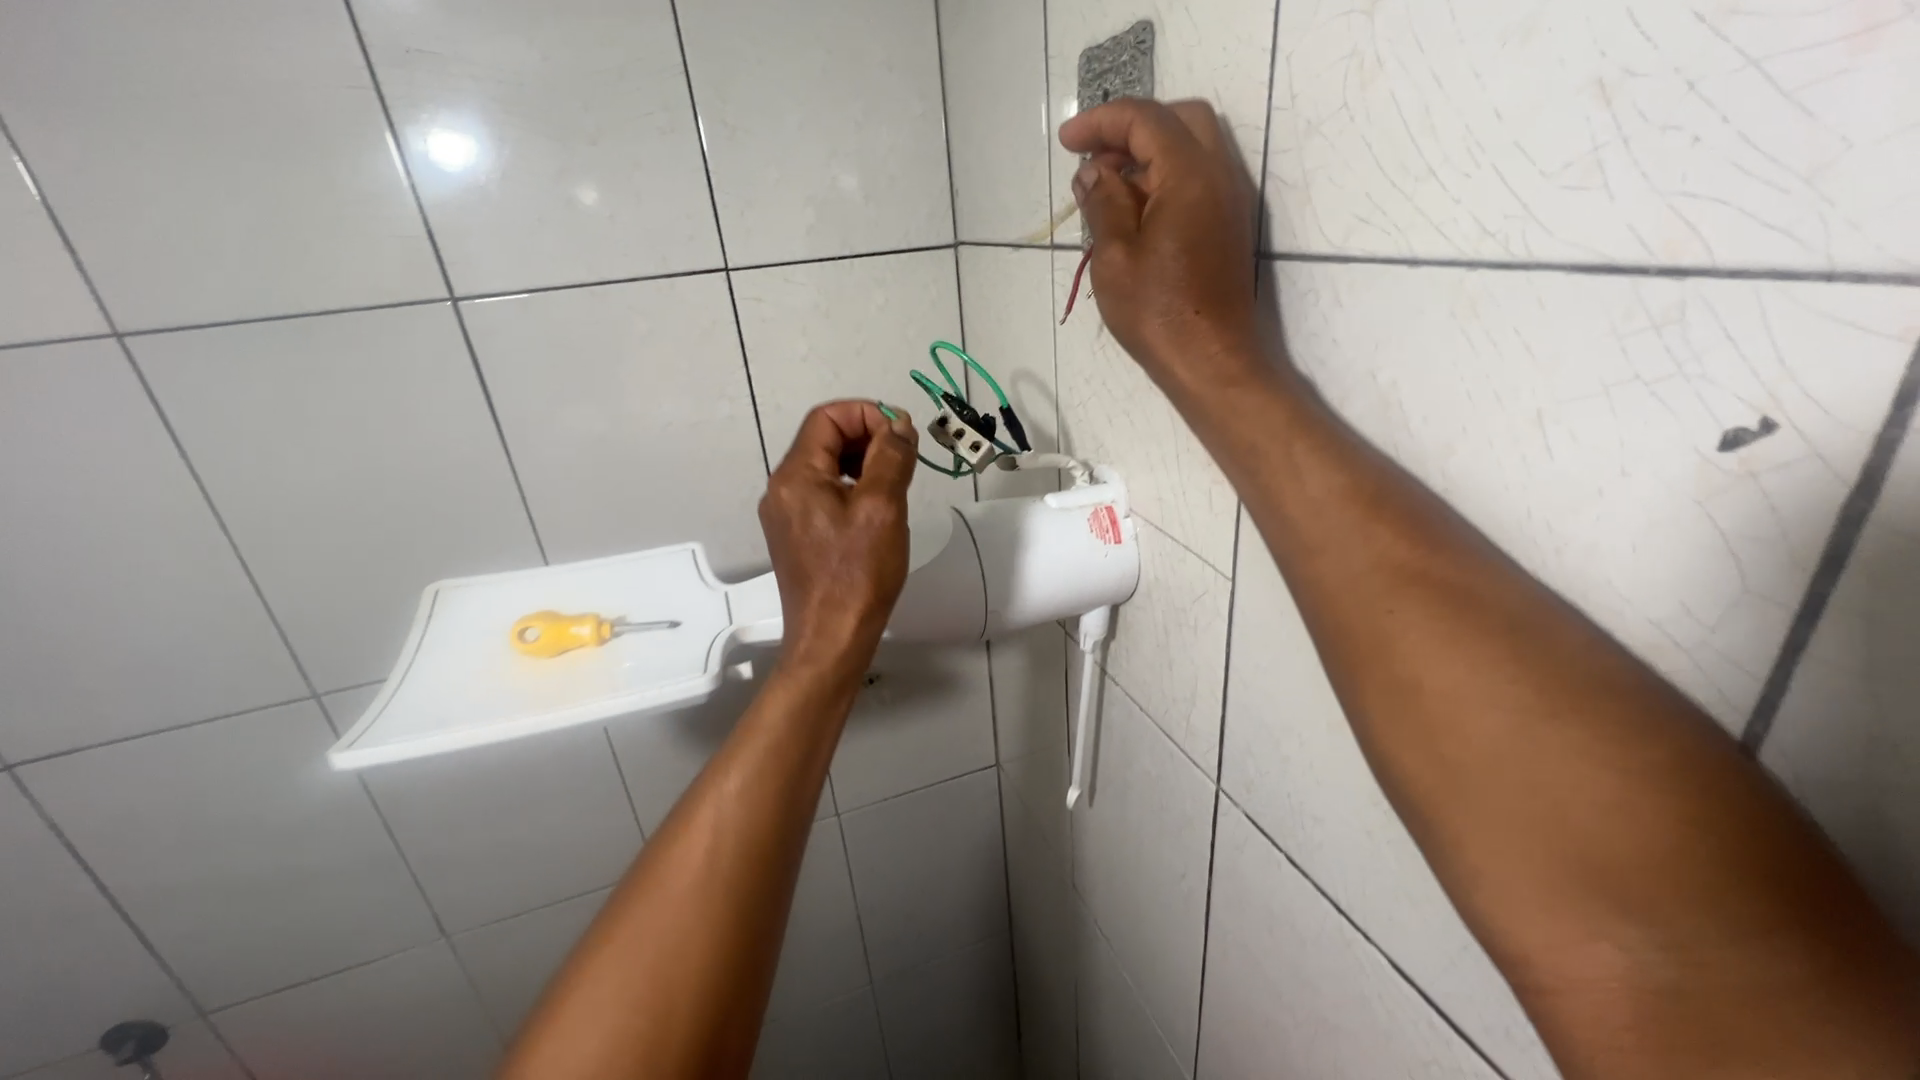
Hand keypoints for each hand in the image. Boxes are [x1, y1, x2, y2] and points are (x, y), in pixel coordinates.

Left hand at [759, 401, 918, 680]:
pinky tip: (877, 511)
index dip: (867, 414)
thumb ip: (890, 457)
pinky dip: (852, 489)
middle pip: (823, 439)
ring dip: (862, 464)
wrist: (832, 639)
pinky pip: (823, 495)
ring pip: (825, 468)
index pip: (826, 417)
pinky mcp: (796, 537)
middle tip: (905, 459)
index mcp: (795, 476)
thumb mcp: (882, 508)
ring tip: (896, 485)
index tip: (902, 436)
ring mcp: (786, 515)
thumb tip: (898, 424)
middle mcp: (781, 489)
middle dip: (867, 438)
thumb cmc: (858, 574)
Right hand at [1060, 99, 1263, 388]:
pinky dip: (1165, 176)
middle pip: (1180, 120)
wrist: (1210, 361)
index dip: (1102, 121)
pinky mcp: (1228, 226)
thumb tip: (1093, 172)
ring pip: (1193, 147)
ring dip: (1150, 152)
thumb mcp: (1114, 257)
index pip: (1146, 120)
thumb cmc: (1157, 313)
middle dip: (1133, 127)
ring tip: (1107, 186)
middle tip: (1093, 157)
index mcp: (1190, 175)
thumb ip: (1103, 202)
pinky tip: (1134, 209)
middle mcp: (1219, 175)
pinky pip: (1199, 178)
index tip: (1067, 141)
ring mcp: (1229, 201)